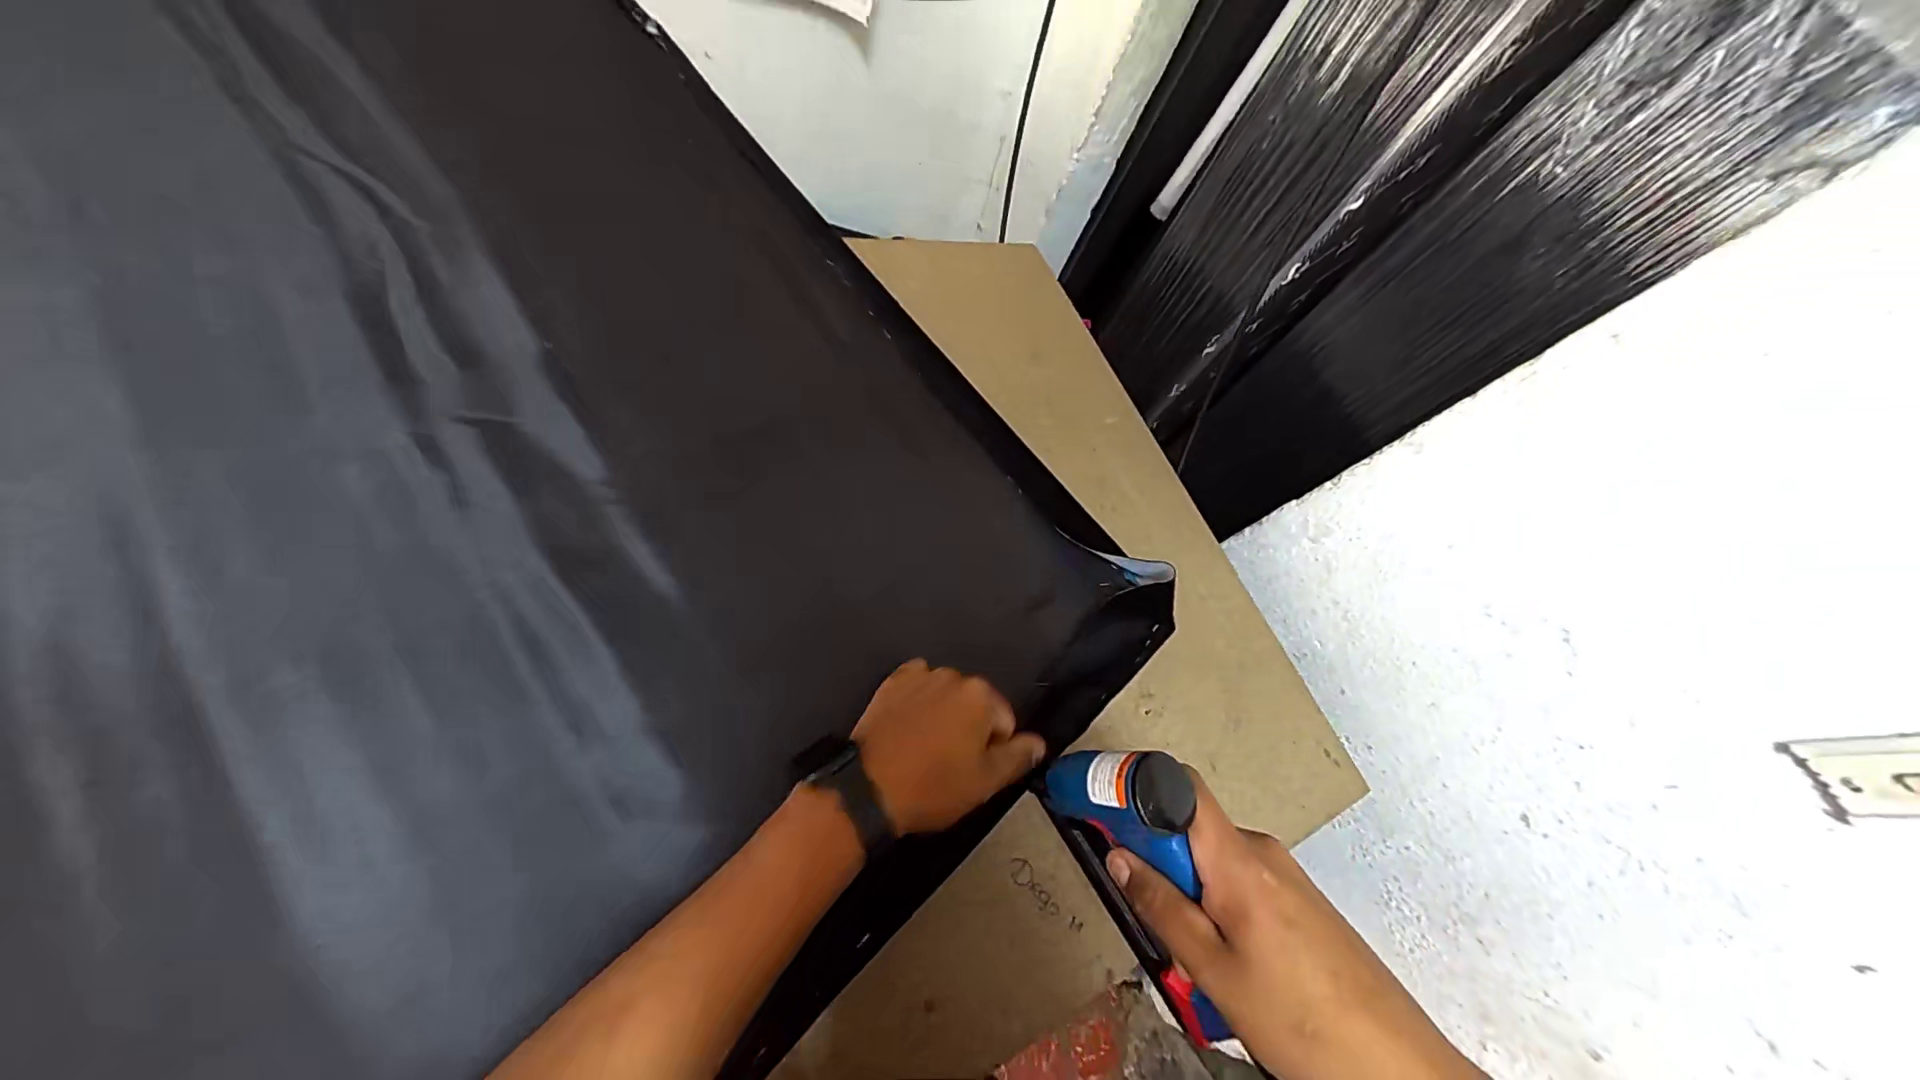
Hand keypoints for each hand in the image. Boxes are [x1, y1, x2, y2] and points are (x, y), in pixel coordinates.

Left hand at [851, 659, 1044, 834]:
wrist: (867, 789)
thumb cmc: (932, 786)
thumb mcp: (985, 782)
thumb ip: (1018, 757)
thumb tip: (1039, 743)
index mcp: (980, 695)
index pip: (1004, 722)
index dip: (992, 750)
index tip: (971, 770)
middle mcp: (952, 675)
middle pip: (975, 705)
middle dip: (969, 729)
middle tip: (949, 763)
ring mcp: (918, 676)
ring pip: (946, 696)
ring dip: (944, 716)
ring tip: (926, 749)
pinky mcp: (891, 683)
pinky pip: (917, 688)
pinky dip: (918, 703)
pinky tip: (908, 728)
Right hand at [1105, 770, 1482, 1079]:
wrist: (1398, 1069)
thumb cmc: (1303, 1021)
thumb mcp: (1213, 970)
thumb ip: (1160, 907)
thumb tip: (1119, 857)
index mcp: (1238, 860)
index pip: (1181, 786)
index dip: (1135, 783)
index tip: (1099, 803)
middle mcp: (1262, 853)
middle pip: (1189, 831)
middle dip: (1158, 864)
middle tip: (1149, 918)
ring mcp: (1284, 876)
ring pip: (1211, 864)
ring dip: (1186, 895)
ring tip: (1193, 960)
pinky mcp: (1298, 901)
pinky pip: (1237, 884)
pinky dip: (1214, 907)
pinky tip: (1224, 963)